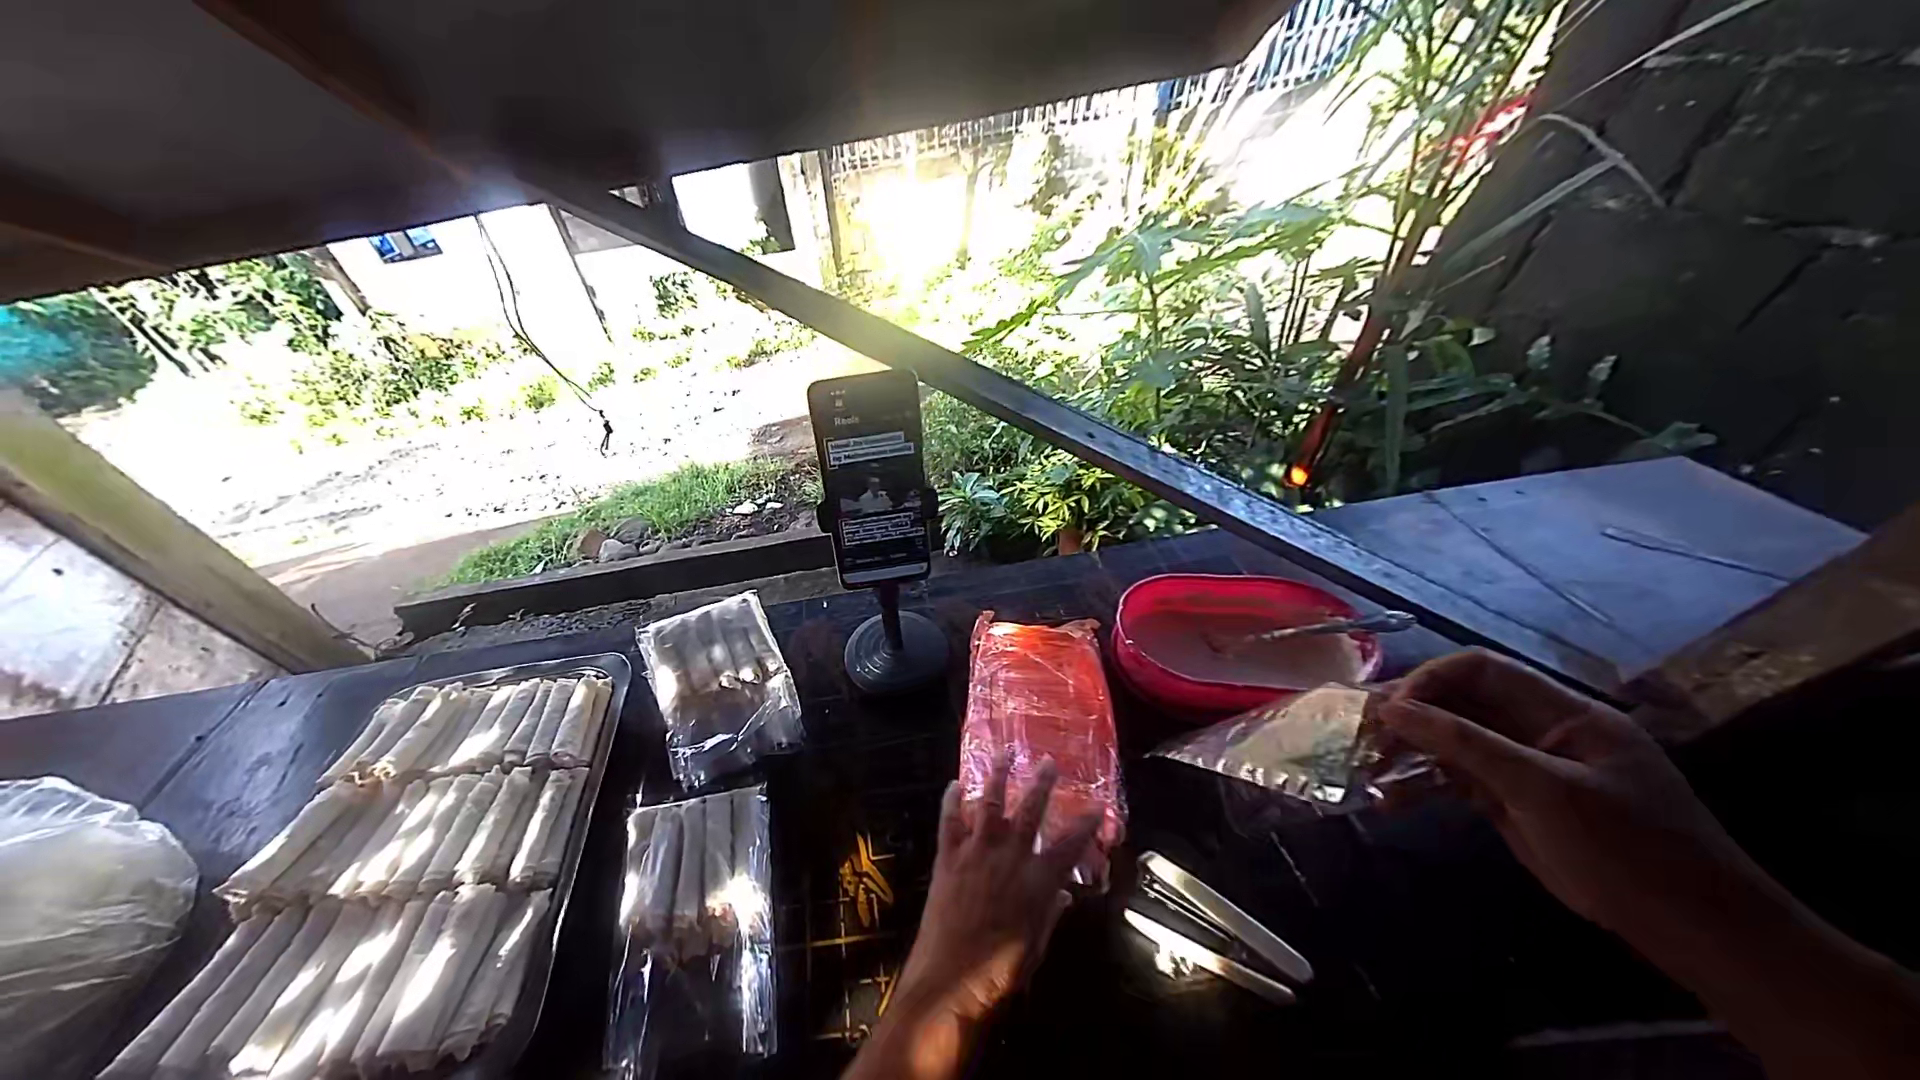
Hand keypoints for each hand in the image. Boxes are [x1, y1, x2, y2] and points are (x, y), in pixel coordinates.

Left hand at [844, 757, 1098, 1079]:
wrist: (951, 980)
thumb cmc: (1000, 971)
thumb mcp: (1036, 946)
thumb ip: (1050, 913)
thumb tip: (1064, 894)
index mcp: (1037, 880)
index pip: (1069, 845)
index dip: (1085, 824)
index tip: (1097, 805)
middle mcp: (1010, 857)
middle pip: (1030, 811)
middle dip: (1041, 784)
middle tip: (1048, 761)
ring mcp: (977, 853)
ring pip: (989, 804)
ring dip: (997, 777)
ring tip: (1002, 754)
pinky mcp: (948, 858)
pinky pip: (950, 821)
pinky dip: (951, 801)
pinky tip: (954, 783)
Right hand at [1377, 650, 1919, 1079]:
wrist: (1696, 932)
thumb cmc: (1630, 850)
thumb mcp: (1544, 789)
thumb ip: (1465, 743)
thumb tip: (1391, 707)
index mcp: (1562, 711)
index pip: (1480, 669)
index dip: (1430, 679)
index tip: (1391, 710)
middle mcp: (1536, 729)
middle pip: (1457, 701)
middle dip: (1408, 714)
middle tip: (1363, 737)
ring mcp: (1521, 765)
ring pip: (1448, 740)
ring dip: (1407, 750)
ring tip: (1367, 768)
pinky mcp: (1509, 800)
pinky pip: (1453, 778)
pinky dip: (1420, 785)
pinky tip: (1390, 801)